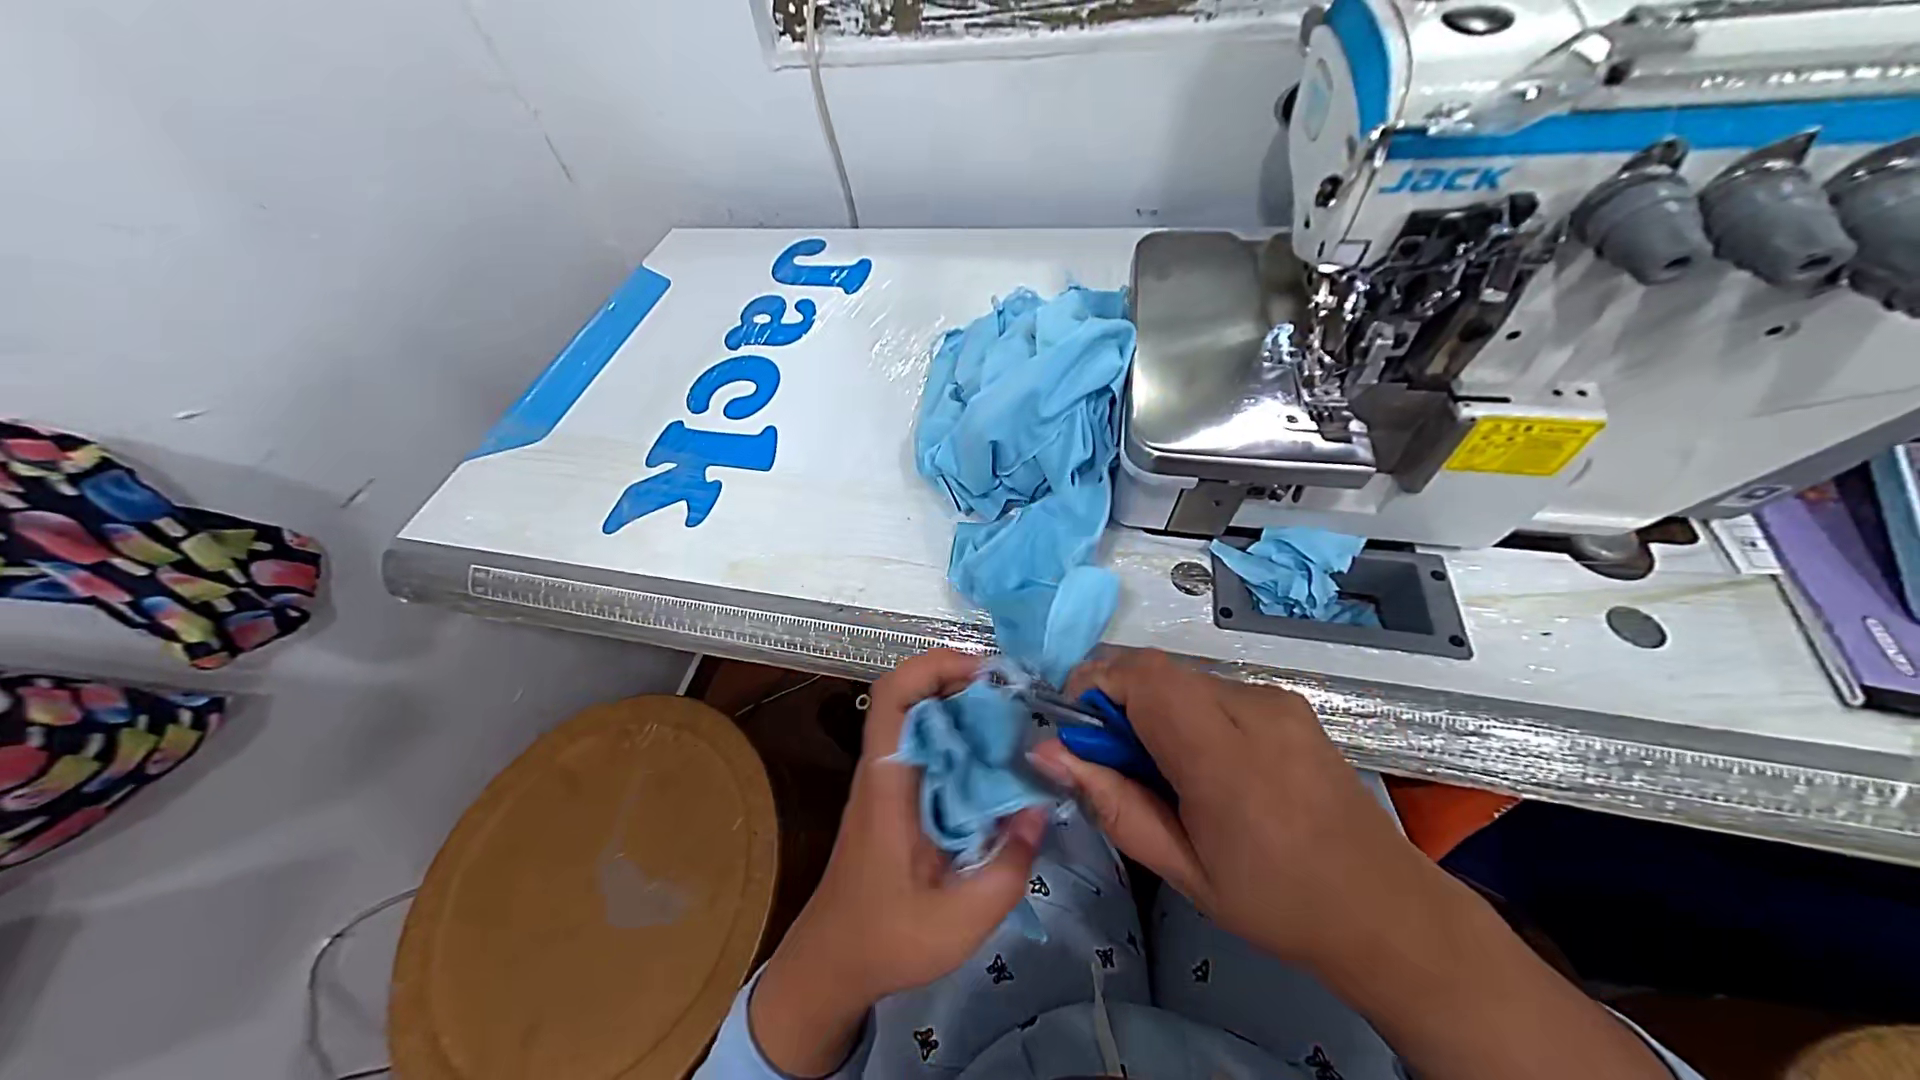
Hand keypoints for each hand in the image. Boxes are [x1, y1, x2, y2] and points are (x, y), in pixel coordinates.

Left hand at [750, 650, 1046, 1076]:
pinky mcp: (897, 793)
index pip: (893, 696)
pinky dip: (960, 735)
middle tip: (1012, 694)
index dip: (933, 666)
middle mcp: (884, 768)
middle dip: (960, 679)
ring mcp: (888, 778)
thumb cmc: (888, 938)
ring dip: (961, 705)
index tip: (983, 671)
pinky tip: (995, 758)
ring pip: (920, 716)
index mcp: (889, 781)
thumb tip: (1038, 805)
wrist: (833, 963)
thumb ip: (1008, 866)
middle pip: (910, 694)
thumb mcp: (961, 919)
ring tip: (1012, 718)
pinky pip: (928, 745)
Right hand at [1029, 648, 1671, 1079]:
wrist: (1384, 907)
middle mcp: (1254, 709)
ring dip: (1152, 708)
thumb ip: (1110, 801)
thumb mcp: (1179, 868)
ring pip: (1182, 678)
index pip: (1143, 677)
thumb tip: (1048, 749)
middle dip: (1117, 700)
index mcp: (1225, 758)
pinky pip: (1213, 689)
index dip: (1094, 682)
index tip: (1077, 727)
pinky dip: (1187, 712)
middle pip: (1157, 671)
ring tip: (1163, 768)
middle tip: (1113, 757)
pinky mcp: (1287, 701)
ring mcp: (1276, 700)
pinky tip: (1203, 762)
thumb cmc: (1275, 901)